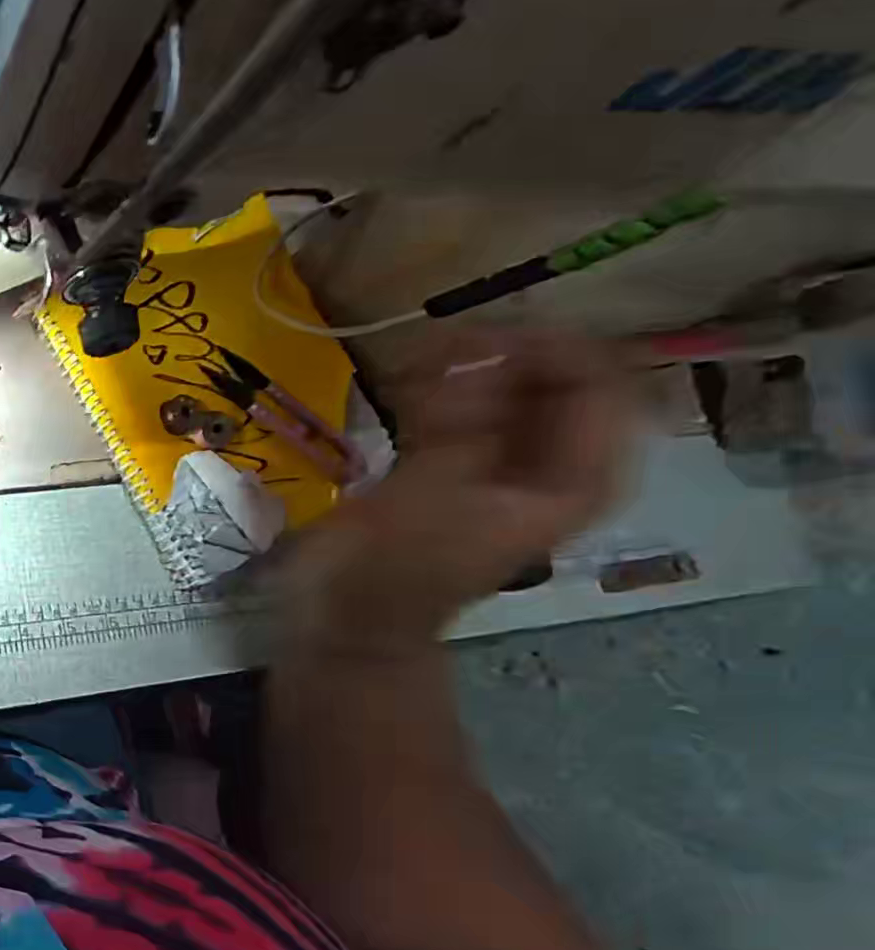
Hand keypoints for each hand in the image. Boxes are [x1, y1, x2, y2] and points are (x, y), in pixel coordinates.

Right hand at [281, 332, 633, 653]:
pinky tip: (404, 381)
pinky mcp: (447, 467)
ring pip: (501, 394)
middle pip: (550, 384)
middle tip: (437, 345)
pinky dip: (435, 392)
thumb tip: (475, 349)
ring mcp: (494, 465)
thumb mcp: (434, 495)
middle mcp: (546, 466)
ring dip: (463, 371)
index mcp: (574, 481)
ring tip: (415, 361)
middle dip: (501, 357)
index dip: (550, 350)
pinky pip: (458, 413)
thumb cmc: (399, 566)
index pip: (598, 387)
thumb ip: (461, 423)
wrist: (352, 615)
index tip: (481, 334)